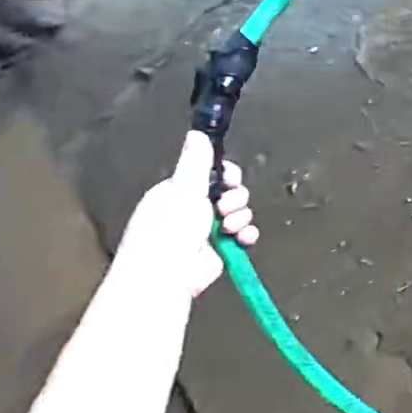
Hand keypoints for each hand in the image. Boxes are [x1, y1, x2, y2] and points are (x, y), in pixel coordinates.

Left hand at [109, 132, 258, 298]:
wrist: (166, 278)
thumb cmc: (169, 232)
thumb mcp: (185, 189)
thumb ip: (195, 162)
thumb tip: (196, 133)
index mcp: (177, 192)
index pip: (209, 174)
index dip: (225, 175)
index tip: (230, 180)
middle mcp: (190, 209)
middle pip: (228, 193)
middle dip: (235, 198)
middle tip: (227, 206)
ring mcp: (204, 231)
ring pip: (238, 214)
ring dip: (241, 218)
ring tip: (229, 228)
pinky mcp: (218, 251)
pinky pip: (241, 235)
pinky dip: (245, 236)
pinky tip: (241, 239)